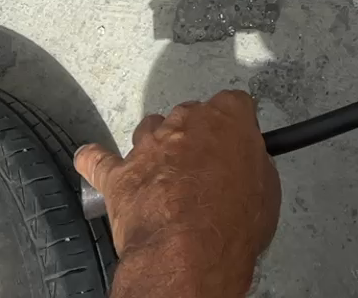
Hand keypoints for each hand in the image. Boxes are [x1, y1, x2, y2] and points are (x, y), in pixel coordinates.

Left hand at [74, 90, 280, 297]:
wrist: (190, 254)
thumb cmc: (232, 224)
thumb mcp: (267, 192)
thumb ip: (255, 164)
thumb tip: (247, 163)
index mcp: (227, 118)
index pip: (234, 103)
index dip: (236, 122)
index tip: (236, 138)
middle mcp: (186, 121)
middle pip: (189, 114)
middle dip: (195, 135)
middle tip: (203, 166)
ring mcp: (149, 145)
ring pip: (149, 129)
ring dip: (156, 145)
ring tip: (162, 170)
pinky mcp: (119, 174)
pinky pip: (99, 160)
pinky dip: (94, 159)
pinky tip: (89, 158)